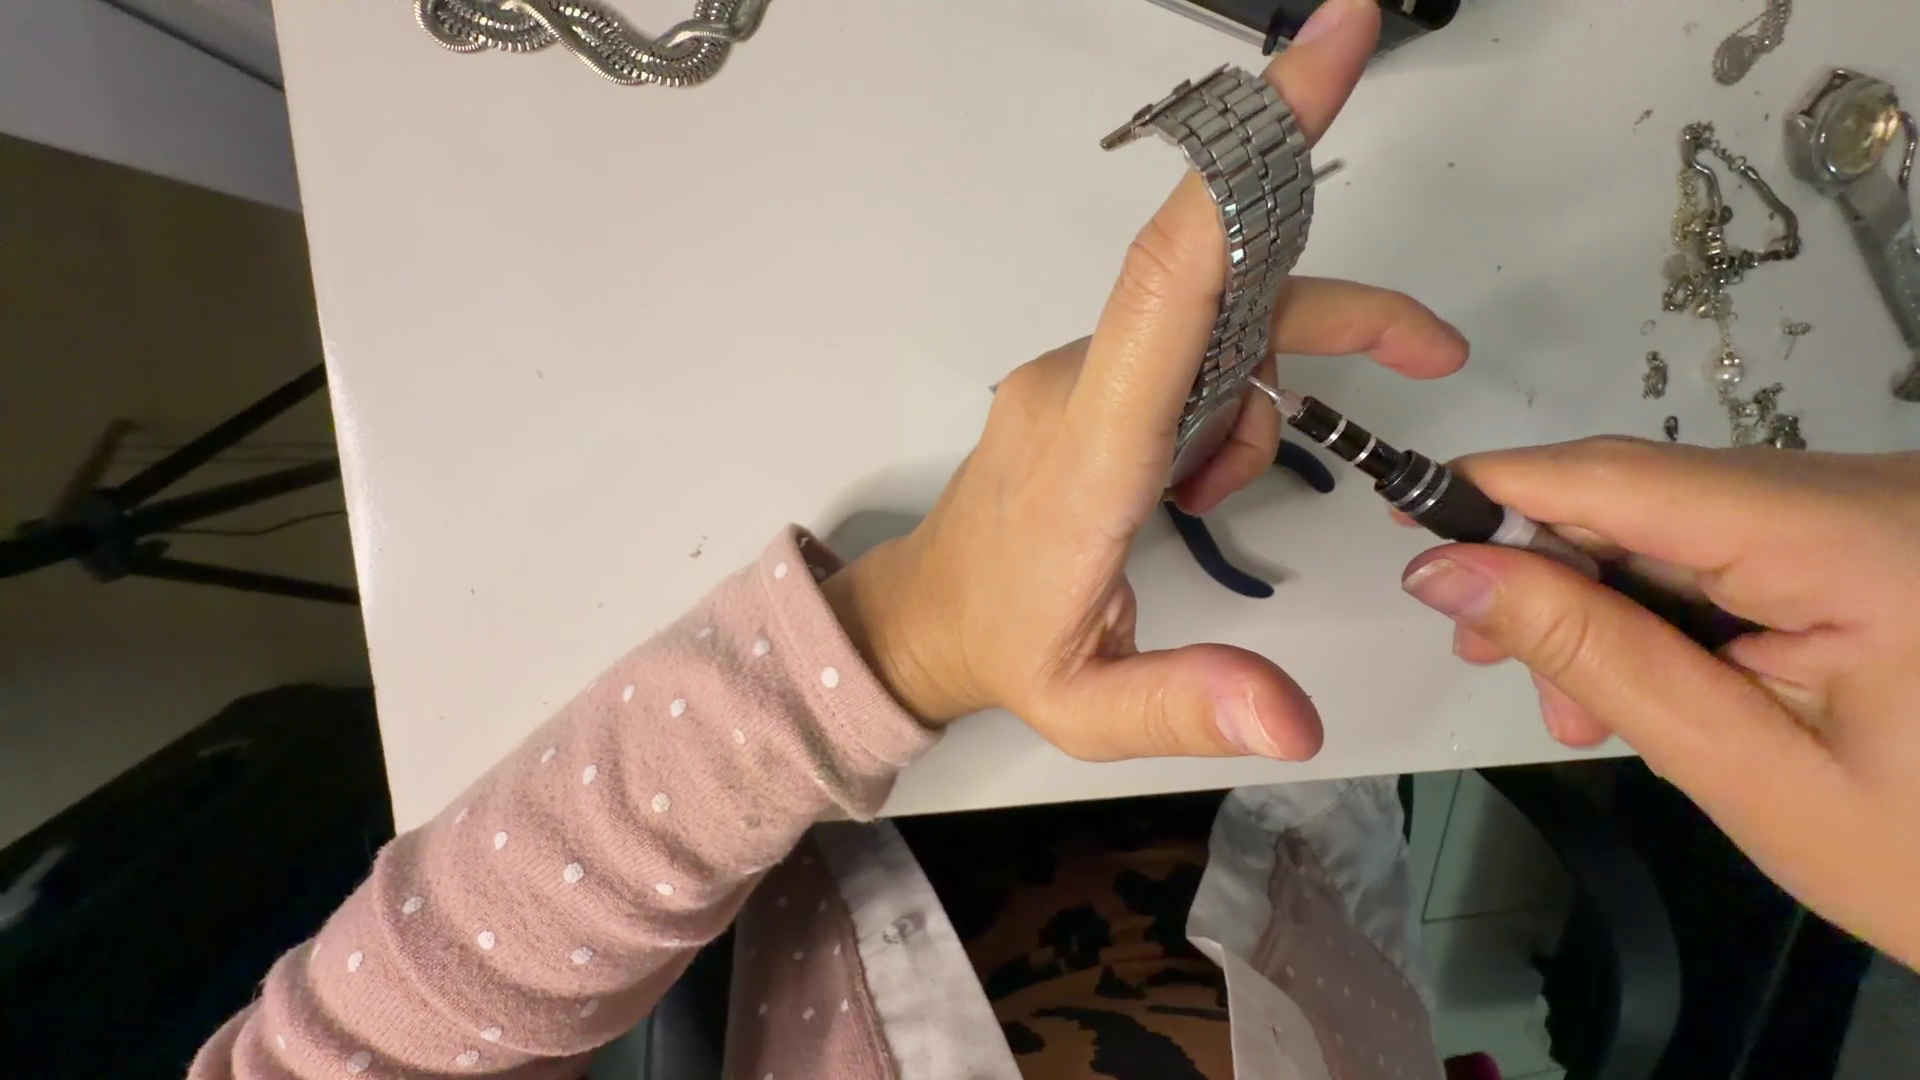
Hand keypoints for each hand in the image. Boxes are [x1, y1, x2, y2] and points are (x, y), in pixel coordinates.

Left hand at [826, 0, 1467, 762]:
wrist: (927, 617)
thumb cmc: (1000, 650)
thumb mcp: (1086, 707)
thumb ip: (1186, 706)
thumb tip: (1296, 720)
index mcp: (1084, 457)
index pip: (1167, 284)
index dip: (1247, 168)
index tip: (1325, 50)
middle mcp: (1073, 390)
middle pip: (1227, 296)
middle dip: (1321, 333)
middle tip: (1416, 358)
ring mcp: (1069, 378)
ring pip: (1213, 329)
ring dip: (1256, 403)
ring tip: (1210, 497)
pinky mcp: (1076, 383)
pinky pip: (1179, 347)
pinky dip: (1228, 392)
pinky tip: (1202, 469)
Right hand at [1400, 437, 1919, 968]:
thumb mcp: (1737, 766)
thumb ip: (1583, 650)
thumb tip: (1440, 572)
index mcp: (1870, 544)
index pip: (1621, 478)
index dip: (1493, 485)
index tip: (1401, 513)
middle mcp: (1880, 491)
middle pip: (1639, 494)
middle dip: (1538, 568)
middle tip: (1481, 652)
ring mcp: (1884, 506)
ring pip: (1668, 519)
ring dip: (1589, 596)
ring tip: (1567, 696)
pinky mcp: (1880, 531)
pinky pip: (1719, 541)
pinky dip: (1652, 601)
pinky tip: (1641, 673)